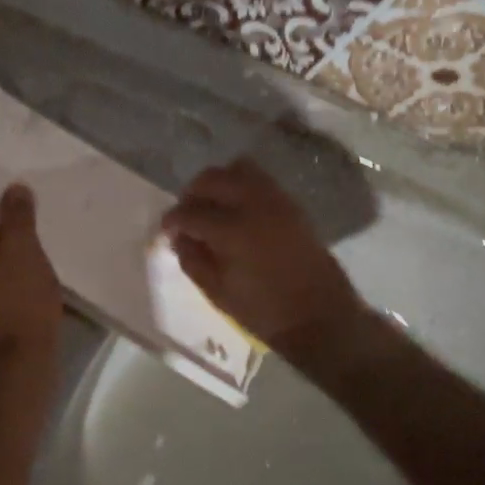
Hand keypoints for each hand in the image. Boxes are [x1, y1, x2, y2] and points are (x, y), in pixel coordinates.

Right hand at [162, 159, 364, 349]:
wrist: (319, 315)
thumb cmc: (264, 311)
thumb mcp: (218, 292)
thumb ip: (193, 260)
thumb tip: (180, 238)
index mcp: (231, 230)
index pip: (190, 212)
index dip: (172, 220)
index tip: (165, 230)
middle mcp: (253, 204)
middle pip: (213, 178)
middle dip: (192, 193)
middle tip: (186, 216)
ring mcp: (276, 200)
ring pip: (239, 169)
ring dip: (219, 183)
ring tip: (212, 207)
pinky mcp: (292, 205)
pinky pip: (261, 180)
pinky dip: (242, 187)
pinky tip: (237, 212)